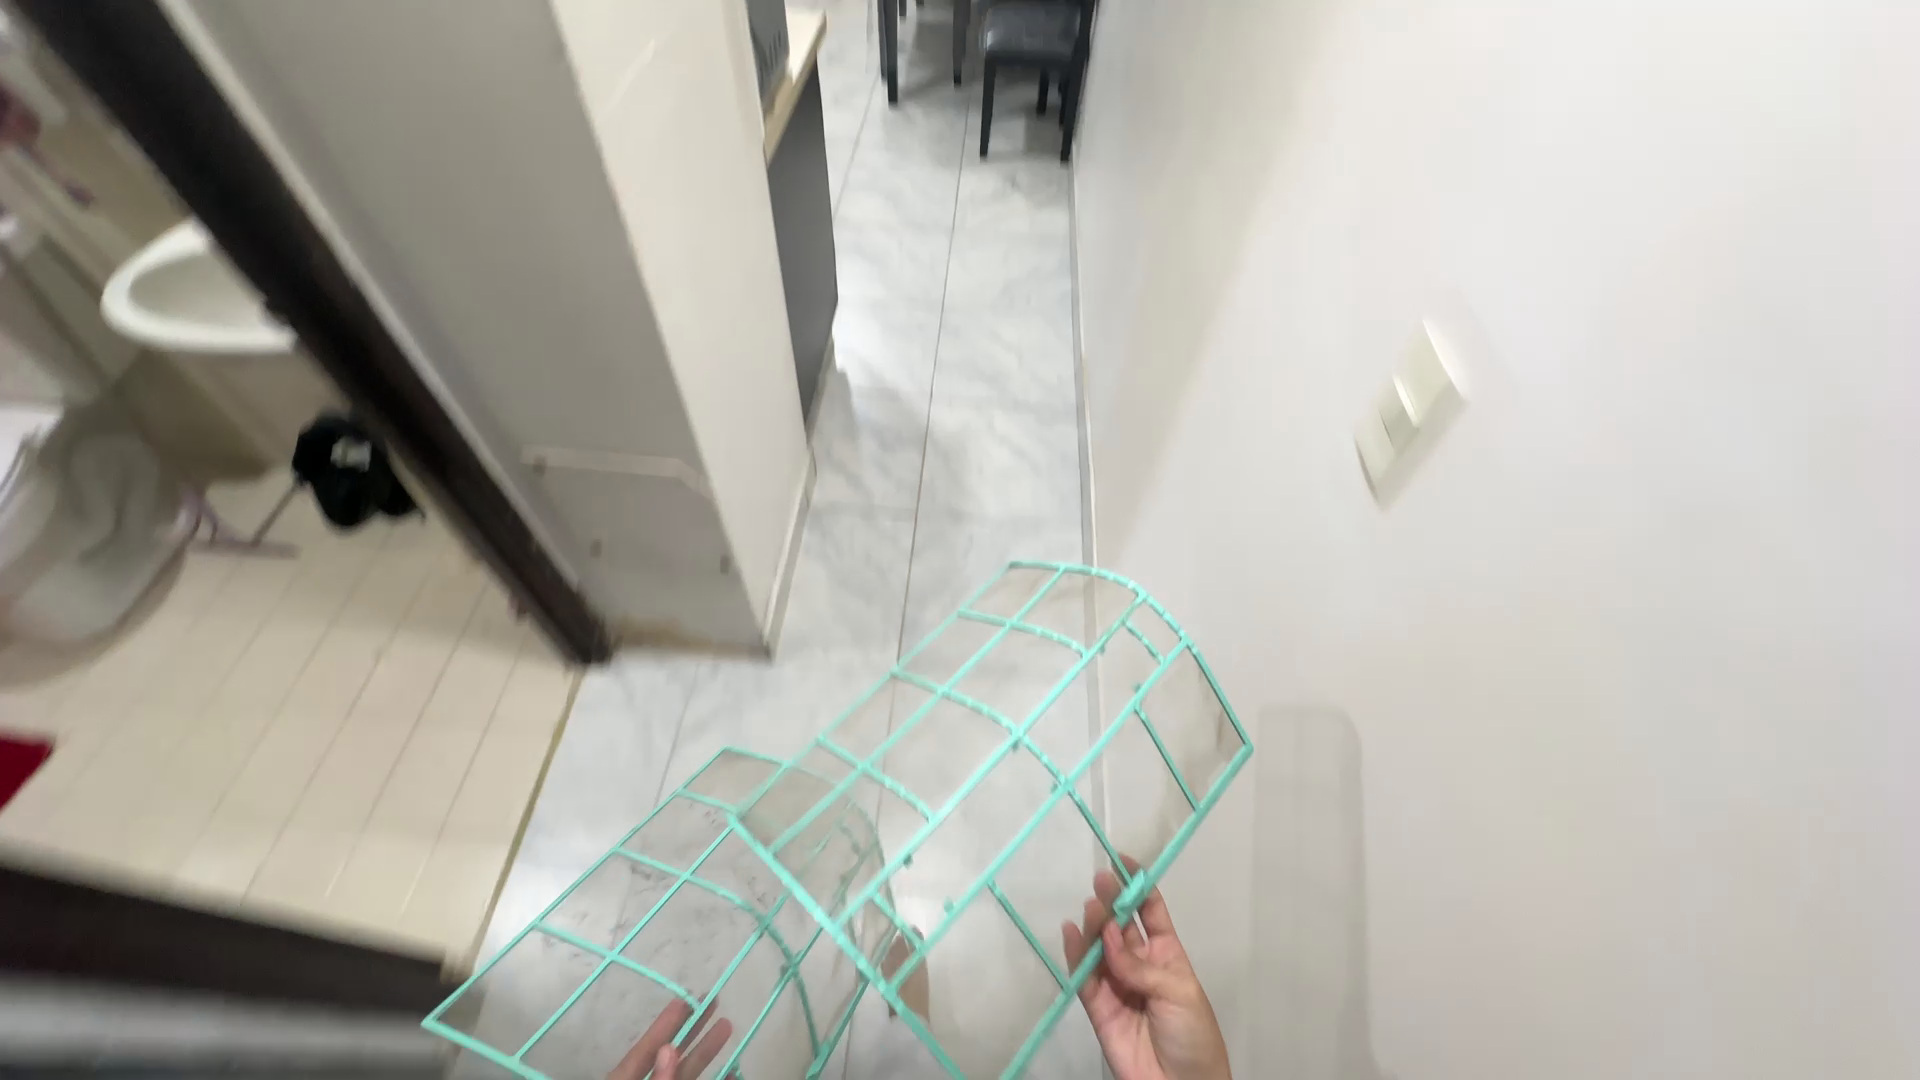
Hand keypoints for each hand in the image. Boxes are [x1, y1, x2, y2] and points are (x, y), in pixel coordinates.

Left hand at [606, 999, 733, 1079]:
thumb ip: (657, 1079)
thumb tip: (669, 1048)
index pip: (644, 1049)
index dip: (665, 1022)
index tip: (686, 996)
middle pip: (669, 1057)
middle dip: (692, 1029)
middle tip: (714, 999)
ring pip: (684, 1073)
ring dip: (706, 1051)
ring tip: (727, 1024)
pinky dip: (715, 1078)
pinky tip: (732, 1070)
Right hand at [1060, 858, 1231, 1079]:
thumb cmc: (1195, 1036)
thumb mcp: (1179, 993)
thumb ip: (1140, 966)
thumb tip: (1107, 936)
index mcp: (1167, 955)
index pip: (1150, 910)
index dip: (1137, 885)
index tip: (1122, 860)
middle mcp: (1139, 963)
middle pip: (1121, 924)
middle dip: (1112, 900)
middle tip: (1101, 880)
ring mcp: (1117, 984)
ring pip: (1100, 946)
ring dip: (1095, 925)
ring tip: (1092, 908)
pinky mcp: (1098, 1008)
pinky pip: (1083, 977)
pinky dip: (1075, 955)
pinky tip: (1071, 932)